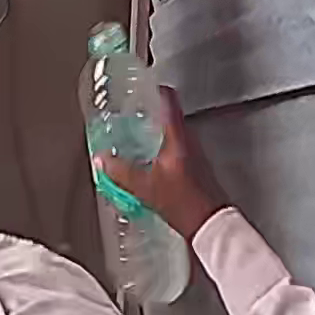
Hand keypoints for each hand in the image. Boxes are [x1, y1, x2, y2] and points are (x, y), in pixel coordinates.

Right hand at [96, 87, 228, 241]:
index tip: (142, 86)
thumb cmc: (186, 203)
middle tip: (132, 113)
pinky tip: (149, 160)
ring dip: (155, 131)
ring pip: (173, 132)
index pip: (169, 99)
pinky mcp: (196, 168)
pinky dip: (162, 147)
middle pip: (169, 115)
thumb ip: (121, 172)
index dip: (155, 88)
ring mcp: (195, 154)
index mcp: (178, 136)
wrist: (213, 228)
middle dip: (149, 113)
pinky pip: (176, 148)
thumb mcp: (146, 186)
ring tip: (136, 136)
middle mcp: (190, 140)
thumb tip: (102, 160)